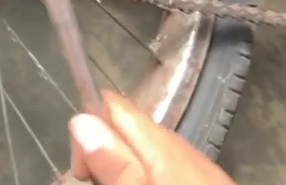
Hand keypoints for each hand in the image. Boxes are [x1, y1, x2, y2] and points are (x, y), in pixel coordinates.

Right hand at [68, 90, 237, 184]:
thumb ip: (118, 169)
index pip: (114, 107)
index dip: (90, 130)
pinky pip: (169, 171)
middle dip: (107, 156)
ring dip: (127, 171)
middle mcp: (188, 154)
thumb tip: (82, 120)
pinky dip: (149, 178)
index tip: (84, 172)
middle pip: (129, 130)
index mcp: (169, 151)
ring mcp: (204, 175)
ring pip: (148, 153)